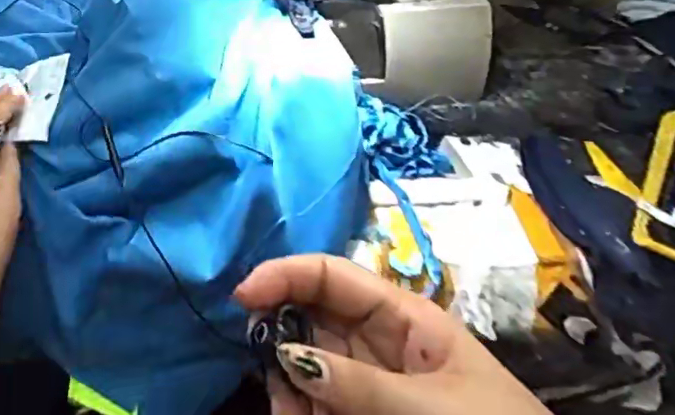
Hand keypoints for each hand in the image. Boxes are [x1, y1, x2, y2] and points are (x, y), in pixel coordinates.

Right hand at [235, 255, 546, 414]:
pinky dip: (301, 407)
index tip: (243, 296)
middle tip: (269, 375)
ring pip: (310, 360)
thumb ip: (359, 382)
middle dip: (282, 335)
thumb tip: (289, 353)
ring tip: (290, 414)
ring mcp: (373, 380)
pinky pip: (321, 399)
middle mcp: (381, 339)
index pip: (331, 274)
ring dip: (288, 382)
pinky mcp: (367, 413)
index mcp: (404, 316)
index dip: (284, 273)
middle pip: (312, 314)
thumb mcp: (431, 410)